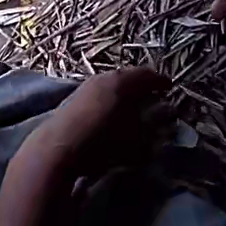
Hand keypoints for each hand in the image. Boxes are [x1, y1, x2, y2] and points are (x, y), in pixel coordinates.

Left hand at [11, 67, 163, 186]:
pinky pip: (101, 91)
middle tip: (154, 95)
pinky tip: (114, 112)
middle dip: (143, 85)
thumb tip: (164, 123)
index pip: (147, 75)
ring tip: (135, 105)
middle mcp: (104, 78)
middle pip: (129, 77)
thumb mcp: (134, 140)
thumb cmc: (100, 142)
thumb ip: (151, 130)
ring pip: (113, 83)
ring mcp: (87, 86)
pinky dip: (112, 97)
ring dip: (126, 91)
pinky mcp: (74, 97)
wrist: (55, 149)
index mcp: (121, 82)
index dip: (160, 82)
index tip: (169, 88)